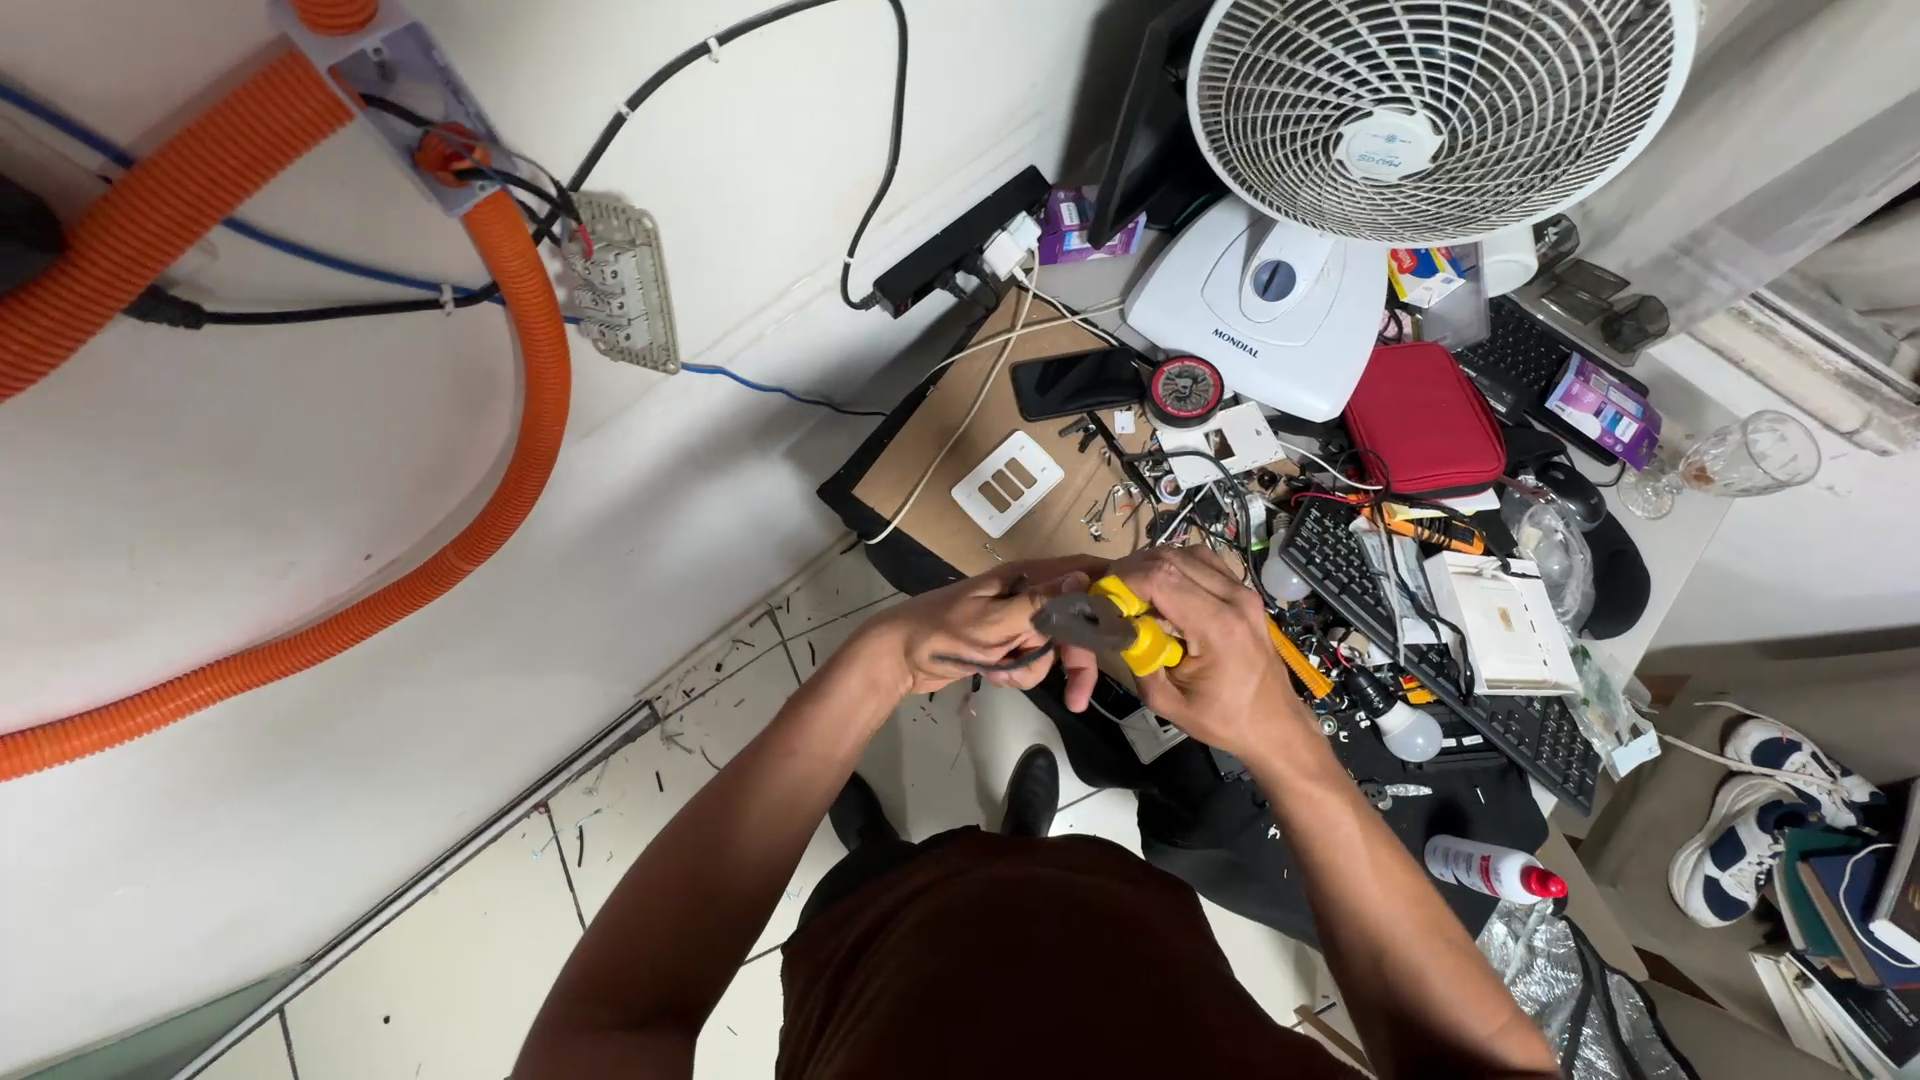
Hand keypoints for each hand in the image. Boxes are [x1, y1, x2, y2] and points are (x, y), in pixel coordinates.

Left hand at [840, 557, 1107, 705]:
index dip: (1111, 593)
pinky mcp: (1004, 642)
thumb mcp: (995, 621)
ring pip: (1052, 646)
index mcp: (1027, 576)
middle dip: (1074, 657)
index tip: (1131, 625)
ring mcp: (1015, 619)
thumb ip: (1042, 603)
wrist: (896, 657)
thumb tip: (1086, 576)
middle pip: (1075, 620)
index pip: (1084, 572)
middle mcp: (1027, 592)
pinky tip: (991, 674)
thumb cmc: (942, 632)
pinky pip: (1030, 660)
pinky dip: (1015, 673)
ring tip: (1000, 671)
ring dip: (1032, 667)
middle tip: (1079, 694)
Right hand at [1108, 547, 1316, 760]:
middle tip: (1113, 594)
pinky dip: (1177, 566)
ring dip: (1154, 565)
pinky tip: (1165, 590)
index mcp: (1218, 627)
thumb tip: (1114, 624)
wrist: (1275, 724)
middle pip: (1170, 558)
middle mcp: (1234, 598)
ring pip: (1186, 553)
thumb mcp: (1166, 702)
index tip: (1104, 597)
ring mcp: (1243, 591)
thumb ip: (1137, 659)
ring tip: (1136, 591)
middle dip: (1133, 570)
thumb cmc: (1223, 720)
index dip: (1124, 580)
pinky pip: (1204, 561)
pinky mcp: (1244, 591)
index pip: (1160, 578)